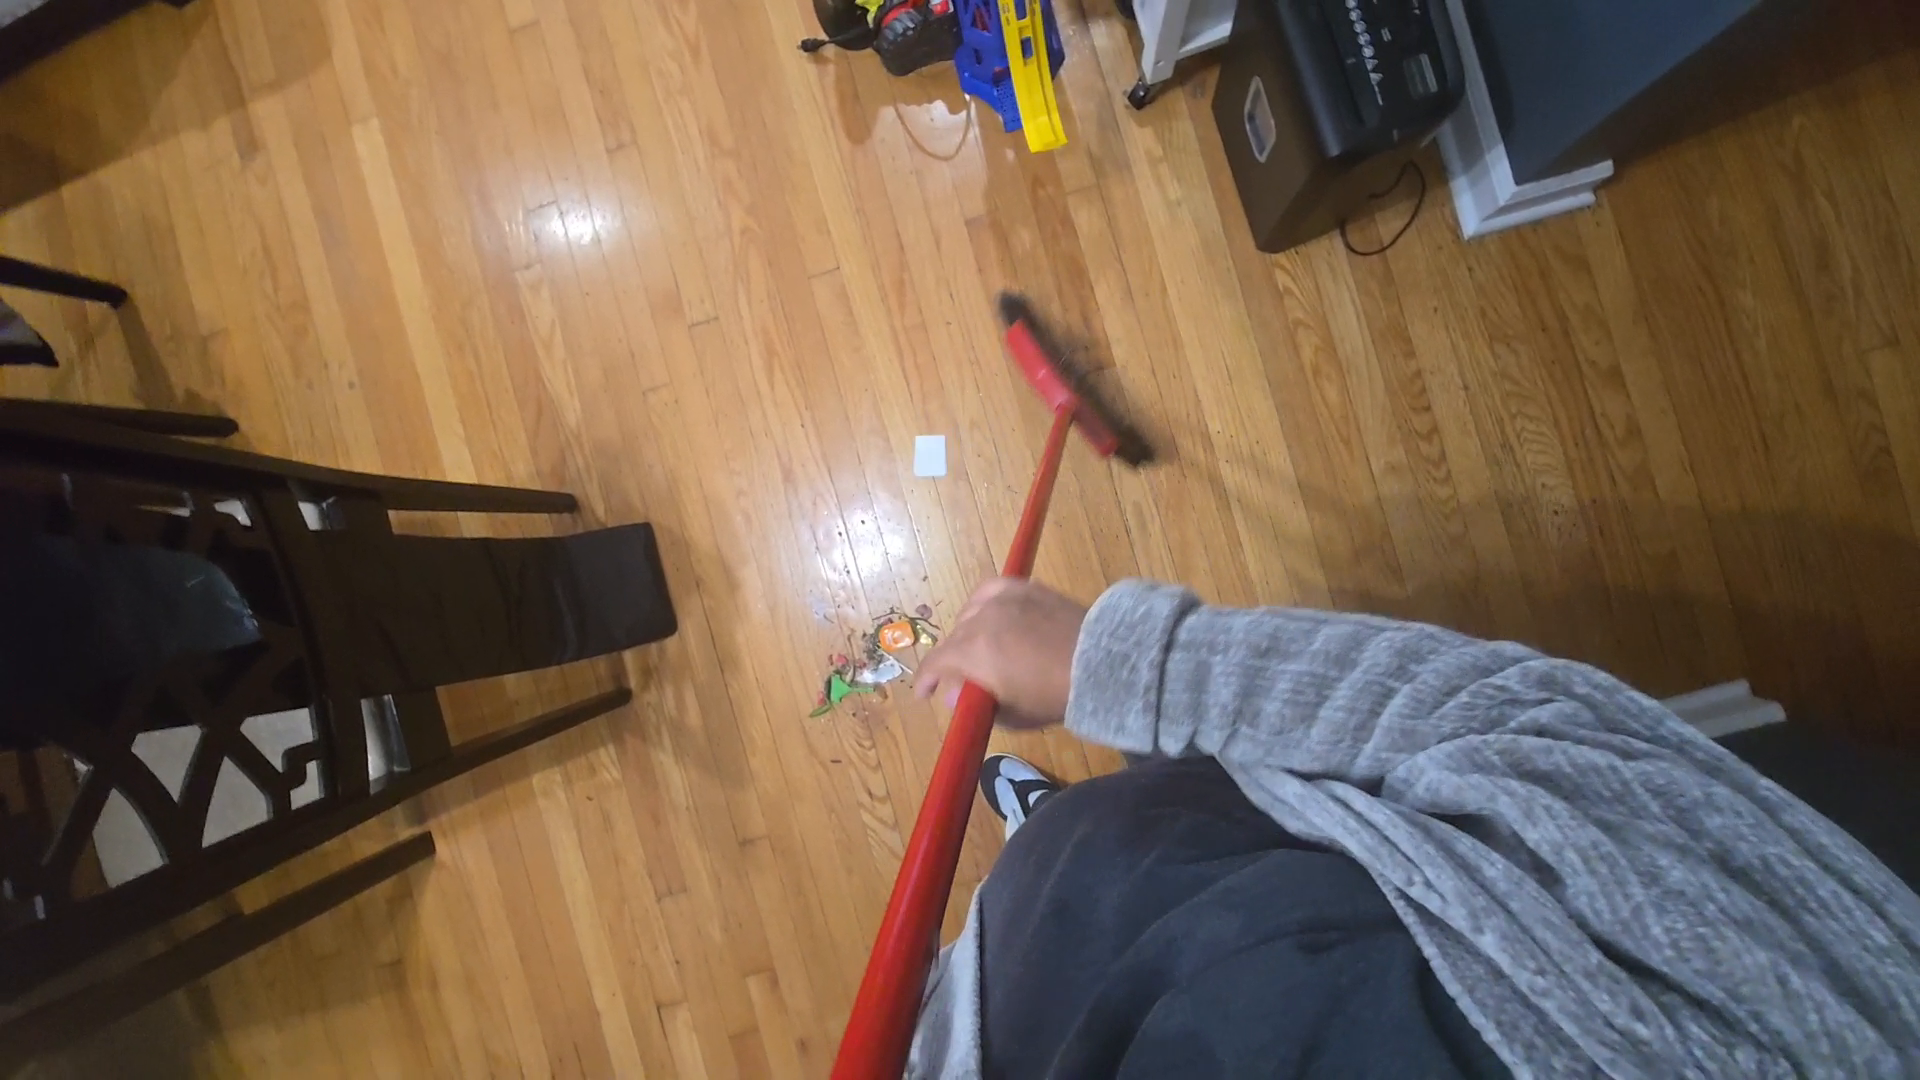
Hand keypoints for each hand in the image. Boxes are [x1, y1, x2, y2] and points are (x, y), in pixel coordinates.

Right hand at [914, 578, 1088, 729]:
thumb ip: (976, 703)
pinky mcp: (1024, 587)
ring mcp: (1003, 599)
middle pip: (953, 638)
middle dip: (952, 661)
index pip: (935, 662)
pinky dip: (983, 602)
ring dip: (967, 632)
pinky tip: (987, 612)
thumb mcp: (1013, 713)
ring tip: (979, 646)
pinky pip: (991, 589)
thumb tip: (953, 694)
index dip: (925, 680)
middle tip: (963, 677)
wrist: (1101, 662)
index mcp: (973, 651)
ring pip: (969, 614)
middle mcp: (980, 619)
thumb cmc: (1055, 695)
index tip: (925, 694)